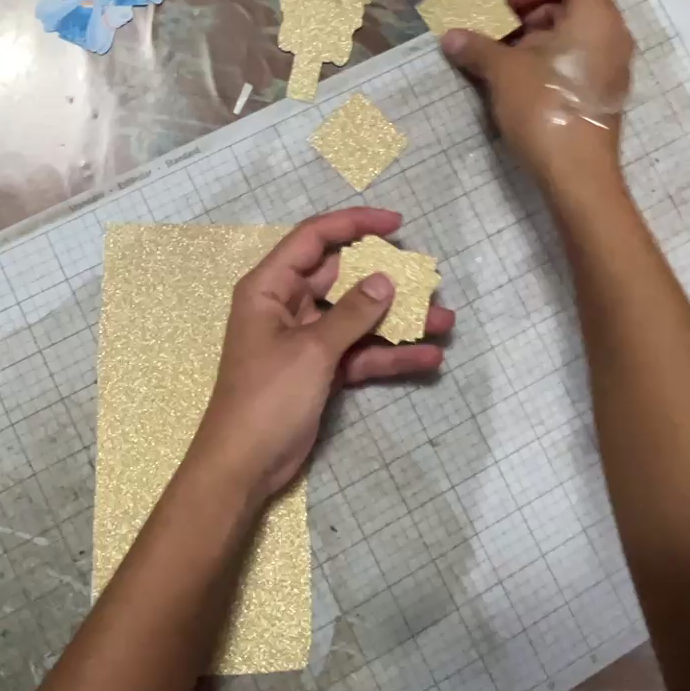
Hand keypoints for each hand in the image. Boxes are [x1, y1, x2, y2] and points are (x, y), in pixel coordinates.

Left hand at [187, 208, 453, 502]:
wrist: (244, 466)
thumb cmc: (267, 397)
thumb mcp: (311, 350)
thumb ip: (351, 313)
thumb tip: (385, 279)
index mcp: (270, 286)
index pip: (314, 238)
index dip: (354, 224)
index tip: (397, 224)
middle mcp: (287, 305)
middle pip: (341, 277)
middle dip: (386, 278)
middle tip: (429, 279)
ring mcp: (305, 338)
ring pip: (356, 317)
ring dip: (397, 320)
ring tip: (445, 321)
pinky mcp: (319, 369)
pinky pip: (358, 352)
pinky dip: (389, 355)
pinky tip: (428, 357)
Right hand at [441, 0, 633, 188]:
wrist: (576, 173)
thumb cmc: (544, 108)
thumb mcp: (503, 72)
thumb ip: (477, 47)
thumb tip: (450, 36)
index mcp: (596, 18)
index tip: (508, 6)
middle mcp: (612, 37)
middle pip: (576, 3)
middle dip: (533, 13)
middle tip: (499, 33)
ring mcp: (612, 68)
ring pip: (575, 36)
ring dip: (537, 40)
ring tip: (502, 61)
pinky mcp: (603, 95)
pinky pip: (578, 61)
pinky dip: (550, 62)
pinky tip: (520, 86)